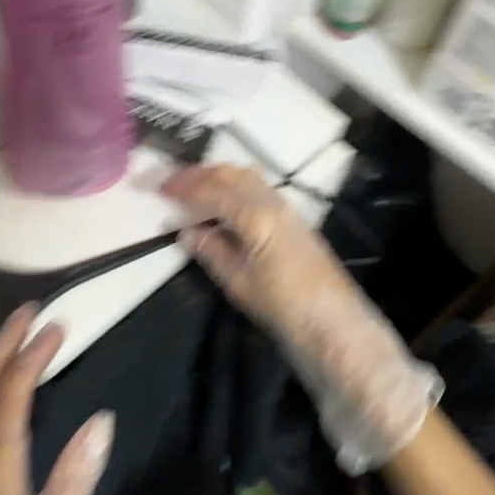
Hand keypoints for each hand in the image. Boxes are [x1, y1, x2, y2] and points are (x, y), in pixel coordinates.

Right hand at [161, 163, 355, 344]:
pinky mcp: (294, 217)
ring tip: (195, 185)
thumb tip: (186, 231)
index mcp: (256, 216)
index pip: (212, 191)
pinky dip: (236, 184)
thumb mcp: (239, 283)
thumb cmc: (284, 306)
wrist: (333, 321)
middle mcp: (272, 202)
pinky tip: (225, 200)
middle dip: (200, 174)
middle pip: (231, 174)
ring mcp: (287, 207)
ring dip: (219, 175)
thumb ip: (212, 251)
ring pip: (247, 176)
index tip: (160, 187)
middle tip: (174, 182)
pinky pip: (259, 188)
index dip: (184, 187)